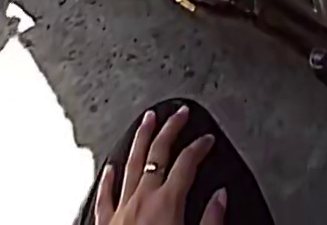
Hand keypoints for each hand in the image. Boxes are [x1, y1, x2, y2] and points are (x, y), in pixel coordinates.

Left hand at [93, 106, 226, 224]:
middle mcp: (142, 200)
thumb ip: (211, 221)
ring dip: (141, 138)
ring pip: (131, 164)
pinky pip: (105, 197)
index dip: (200, 146)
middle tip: (180, 113)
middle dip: (171, 128)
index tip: (208, 140)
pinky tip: (111, 167)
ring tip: (147, 120)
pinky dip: (109, 179)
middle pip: (158, 152)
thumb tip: (220, 196)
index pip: (188, 162)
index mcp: (167, 203)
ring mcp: (120, 212)